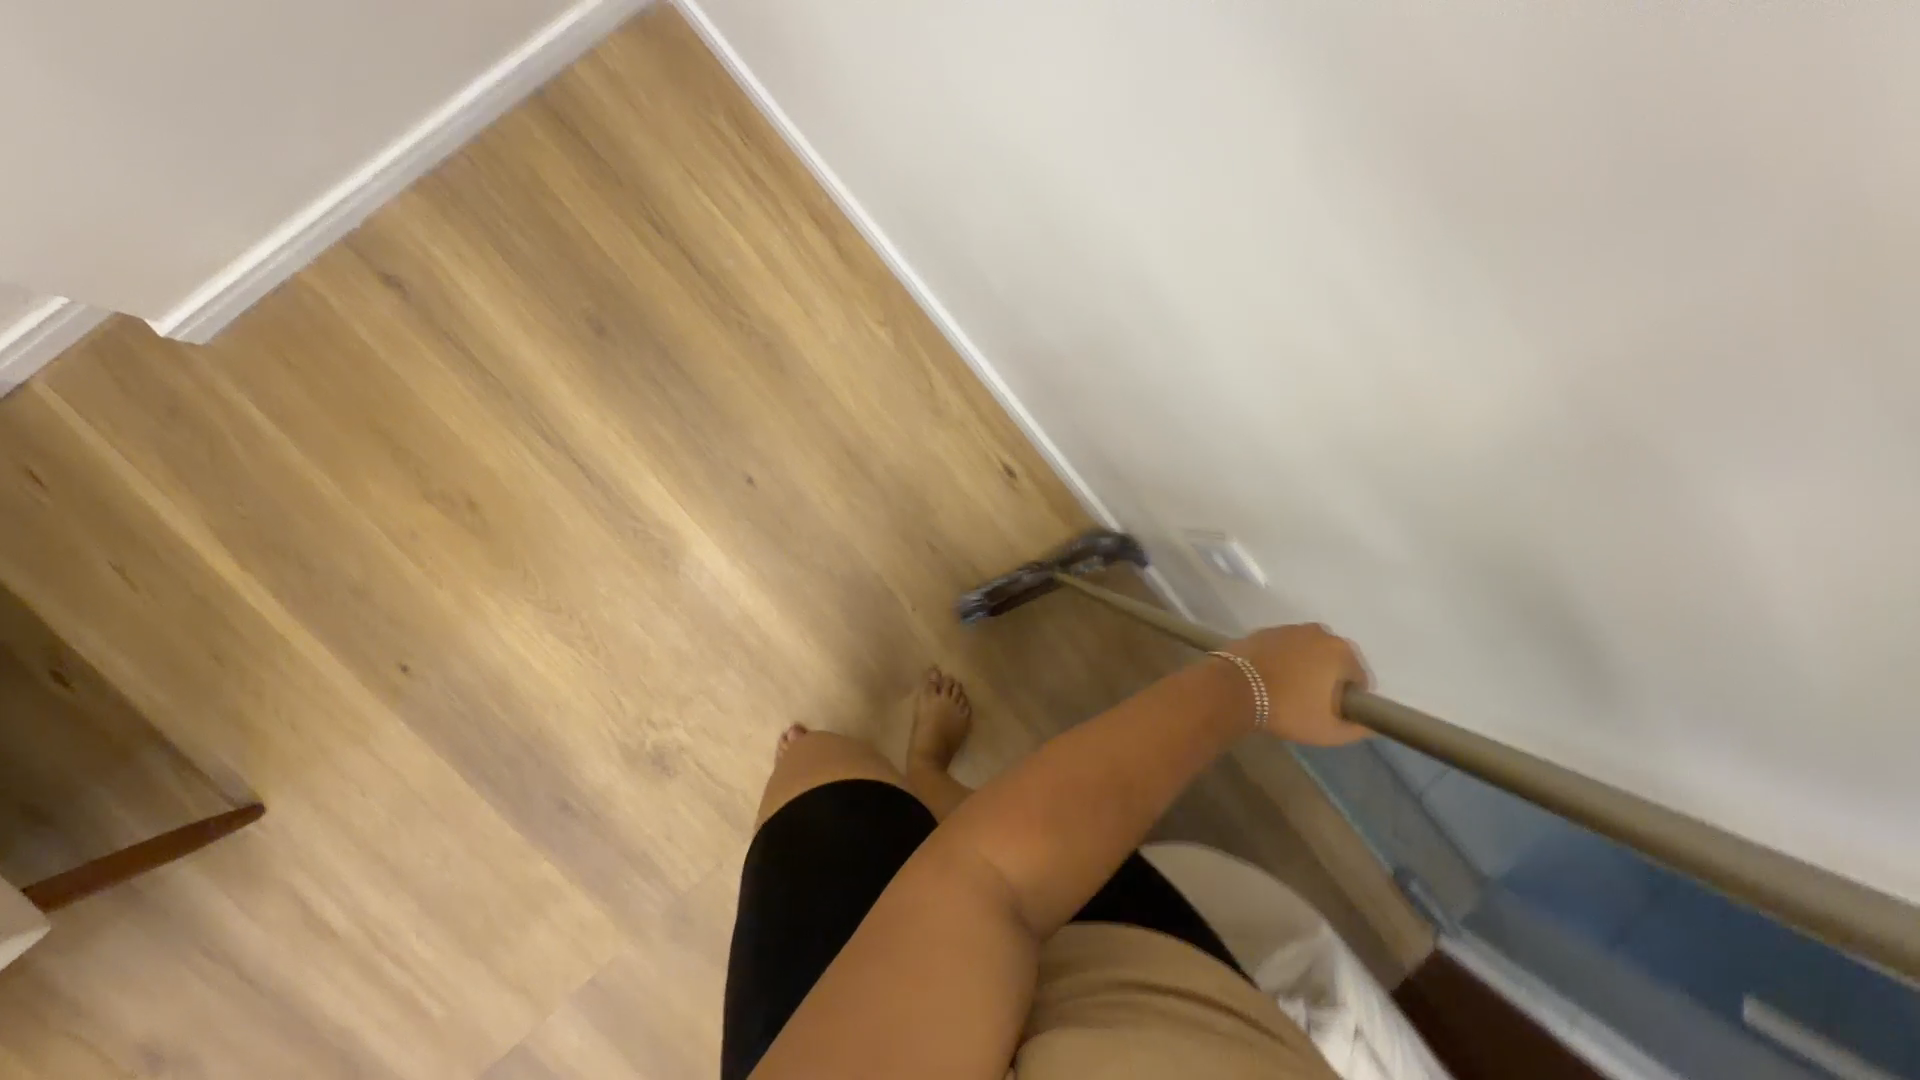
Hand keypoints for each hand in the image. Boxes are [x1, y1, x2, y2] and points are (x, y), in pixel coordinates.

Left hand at [1225, 624, 1370, 745]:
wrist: (1234, 689)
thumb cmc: (1288, 709)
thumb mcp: (1330, 731)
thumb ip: (1358, 728)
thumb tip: (1370, 722)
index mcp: (1342, 651)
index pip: (1358, 678)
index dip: (1348, 699)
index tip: (1330, 712)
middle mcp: (1319, 632)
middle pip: (1332, 662)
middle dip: (1326, 680)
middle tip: (1308, 703)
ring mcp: (1289, 628)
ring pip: (1307, 653)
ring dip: (1303, 668)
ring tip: (1287, 692)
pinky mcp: (1264, 631)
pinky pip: (1282, 649)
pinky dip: (1281, 661)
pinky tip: (1270, 679)